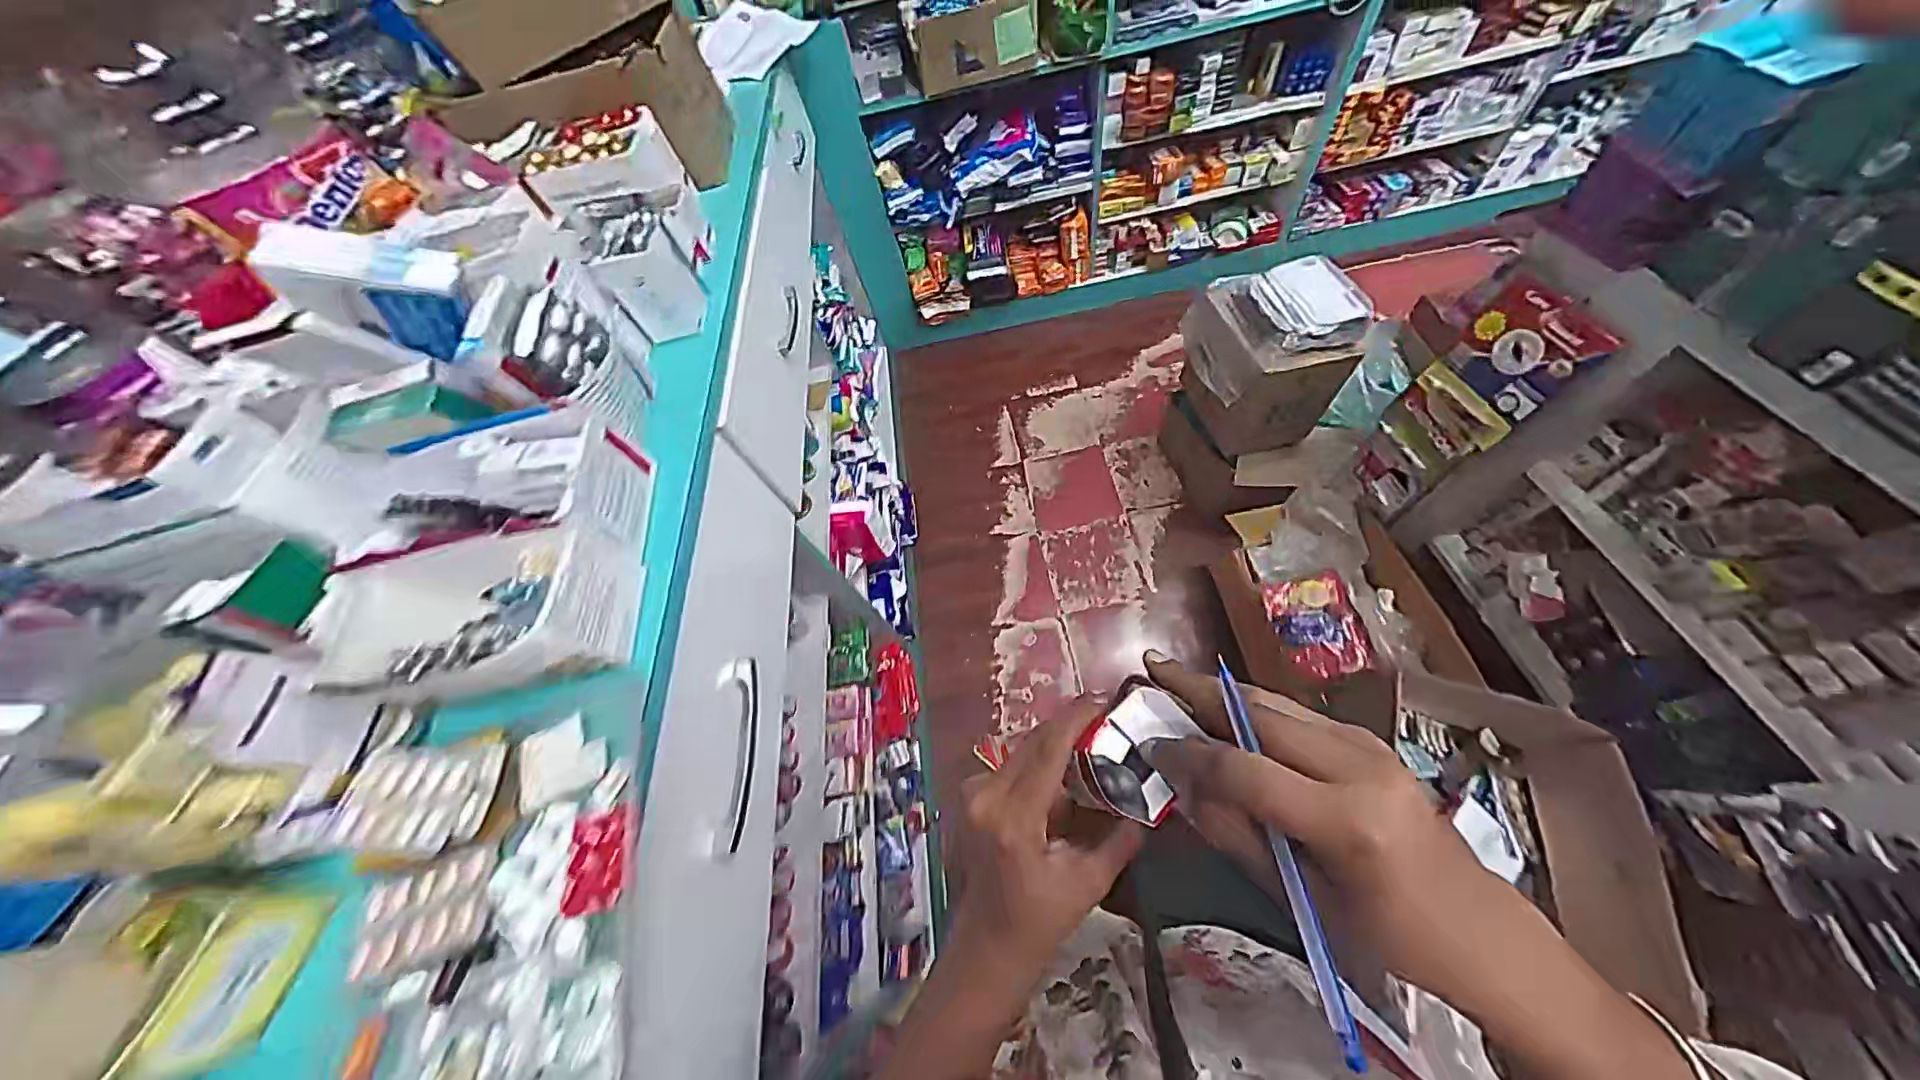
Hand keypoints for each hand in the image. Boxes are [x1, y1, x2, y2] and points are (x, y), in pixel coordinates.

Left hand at [952, 702, 1145, 965]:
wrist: (984, 948)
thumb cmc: (1036, 923)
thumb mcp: (1087, 883)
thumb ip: (1119, 839)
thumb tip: (1145, 804)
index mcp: (1012, 817)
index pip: (1048, 749)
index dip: (1076, 718)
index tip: (1101, 699)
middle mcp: (985, 795)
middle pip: (1032, 743)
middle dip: (1068, 727)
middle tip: (1103, 717)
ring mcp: (971, 794)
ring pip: (1021, 753)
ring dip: (1054, 746)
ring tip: (1089, 746)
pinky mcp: (969, 798)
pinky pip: (1010, 768)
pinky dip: (1038, 765)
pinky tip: (1062, 776)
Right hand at [1142, 652, 1497, 993]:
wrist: (1485, 936)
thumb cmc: (1392, 940)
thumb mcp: (1304, 903)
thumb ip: (1238, 836)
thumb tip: (1186, 787)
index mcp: (1347, 820)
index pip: (1243, 768)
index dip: (1189, 754)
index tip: (1152, 746)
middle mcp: (1361, 766)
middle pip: (1259, 713)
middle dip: (1199, 690)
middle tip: (1153, 670)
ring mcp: (1371, 748)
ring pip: (1277, 703)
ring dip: (1224, 691)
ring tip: (1178, 679)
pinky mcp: (1373, 744)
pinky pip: (1298, 716)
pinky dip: (1254, 708)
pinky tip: (1227, 710)